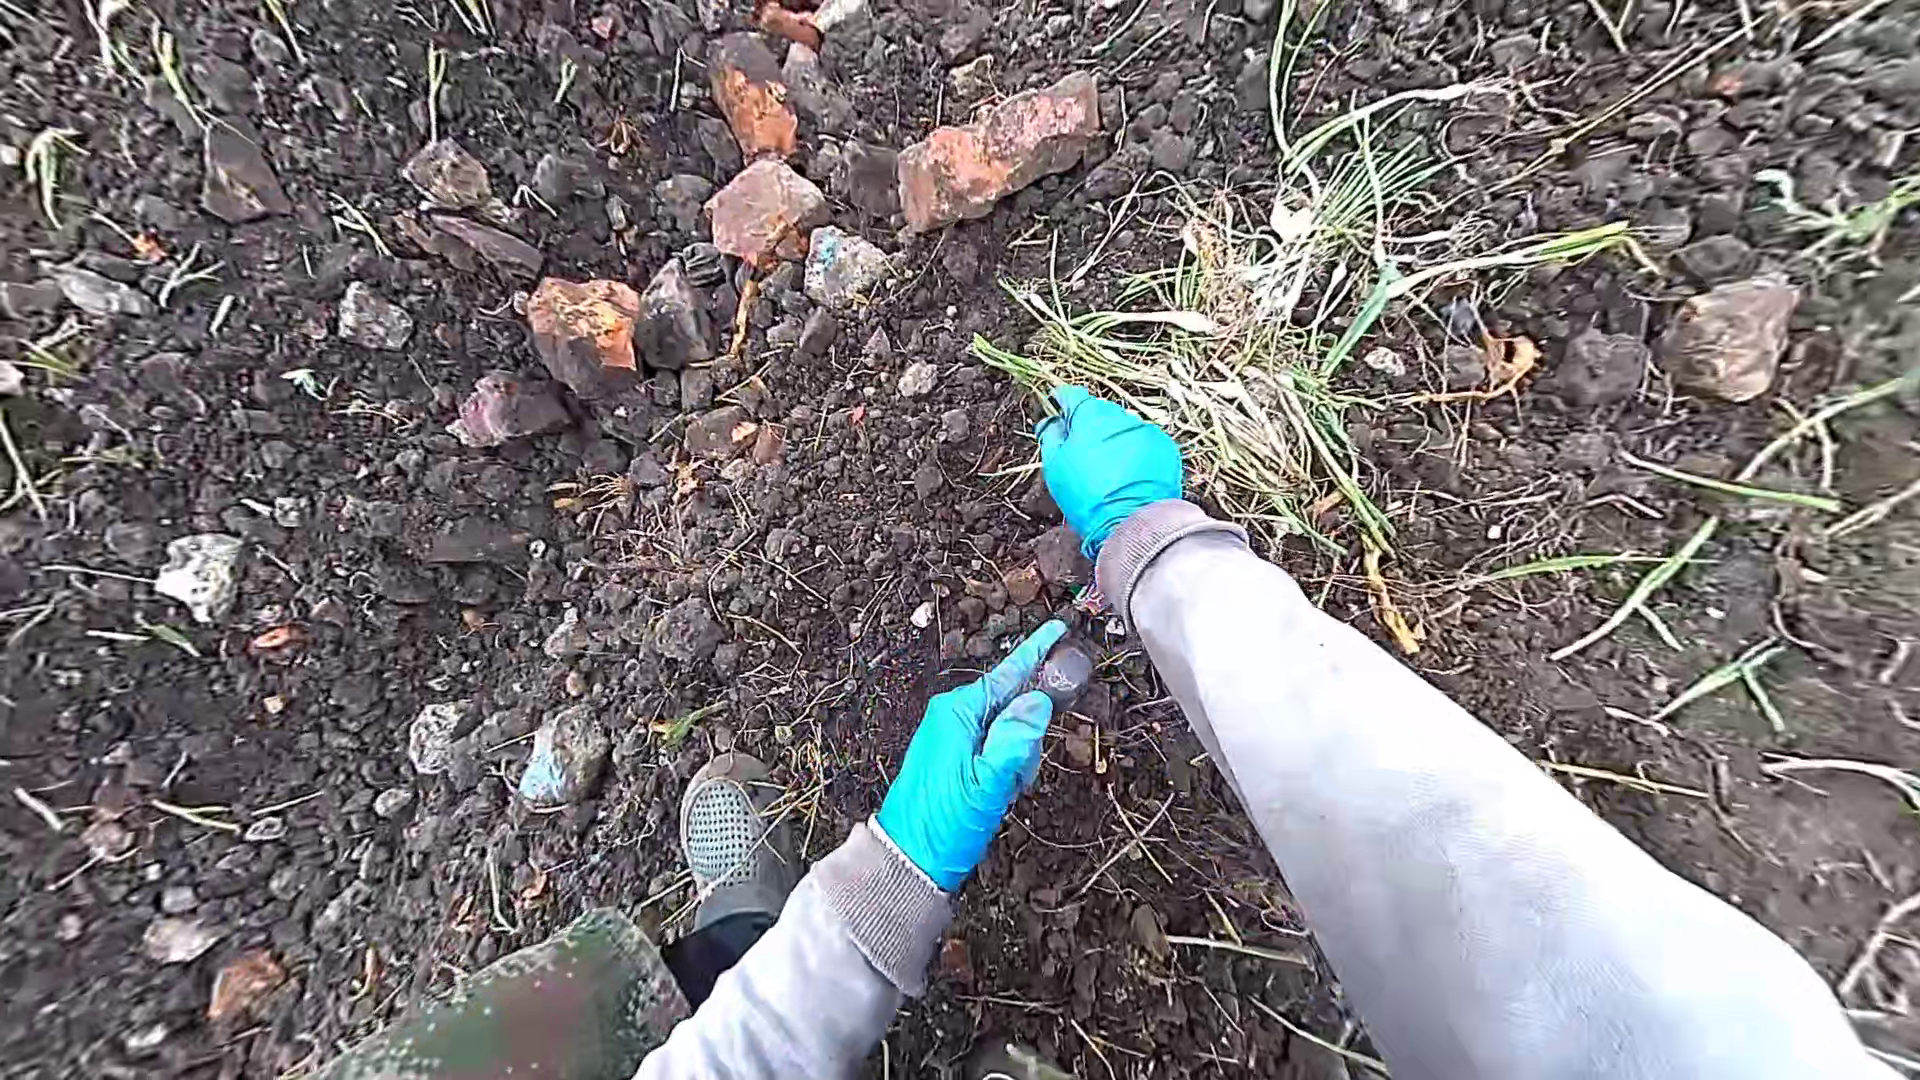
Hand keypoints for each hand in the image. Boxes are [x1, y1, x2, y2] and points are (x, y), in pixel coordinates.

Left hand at [877, 621, 1067, 889]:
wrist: (910, 856)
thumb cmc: (943, 821)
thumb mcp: (988, 783)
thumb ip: (1016, 739)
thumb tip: (1039, 701)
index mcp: (959, 711)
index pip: (1009, 672)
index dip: (1038, 650)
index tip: (1059, 627)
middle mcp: (954, 712)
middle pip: (1014, 703)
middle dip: (1027, 736)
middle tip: (1017, 775)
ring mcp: (954, 730)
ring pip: (1008, 726)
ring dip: (1016, 756)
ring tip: (1001, 789)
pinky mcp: (956, 748)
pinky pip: (995, 742)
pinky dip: (1005, 764)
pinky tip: (997, 789)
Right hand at [1035, 386, 1182, 556]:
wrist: (1132, 522)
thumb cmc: (1086, 496)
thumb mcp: (1055, 467)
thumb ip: (1050, 436)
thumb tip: (1051, 421)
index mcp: (1090, 416)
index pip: (1072, 395)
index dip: (1061, 402)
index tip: (1057, 412)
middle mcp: (1121, 416)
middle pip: (1099, 412)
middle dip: (1089, 426)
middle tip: (1082, 453)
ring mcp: (1146, 431)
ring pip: (1122, 427)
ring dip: (1112, 439)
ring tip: (1107, 469)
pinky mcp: (1165, 448)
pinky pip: (1143, 443)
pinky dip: (1134, 453)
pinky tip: (1127, 476)